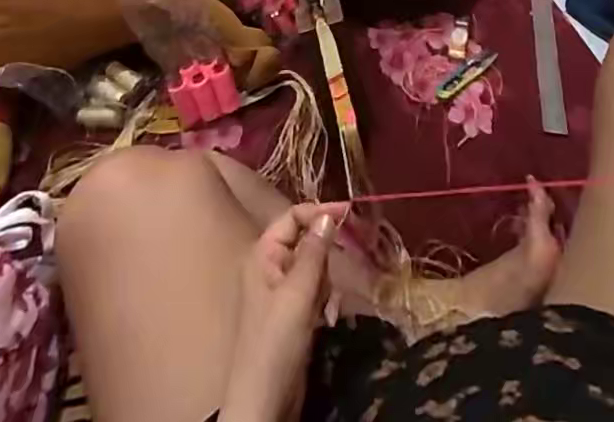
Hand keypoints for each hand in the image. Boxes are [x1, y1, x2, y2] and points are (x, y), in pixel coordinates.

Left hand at [222, 202, 347, 421]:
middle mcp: (269, 266)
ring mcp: (280, 290)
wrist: (265, 402)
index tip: (351, 213)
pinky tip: (325, 317)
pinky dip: (324, 298)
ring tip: (323, 305)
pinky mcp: (292, 311)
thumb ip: (315, 251)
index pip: (293, 216)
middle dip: (324, 254)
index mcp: (262, 254)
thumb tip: (329, 214)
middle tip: (332, 275)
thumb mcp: (299, 292)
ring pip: (314, 265)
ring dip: (325, 280)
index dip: (320, 211)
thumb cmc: (276, 342)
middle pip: (305, 239)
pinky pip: (315, 289)